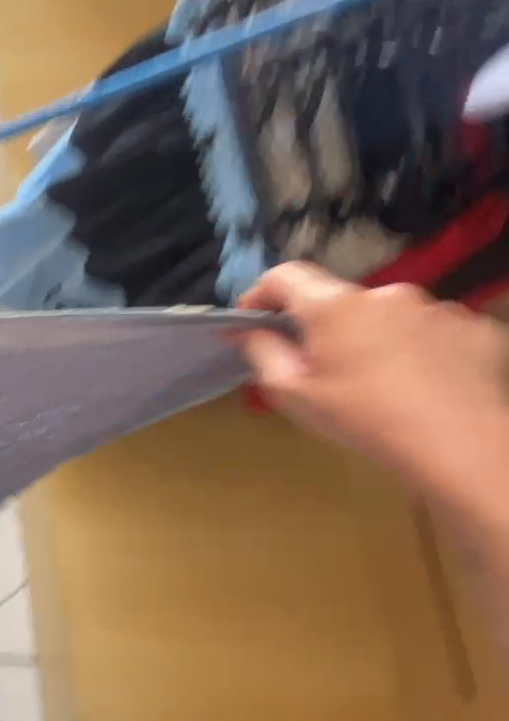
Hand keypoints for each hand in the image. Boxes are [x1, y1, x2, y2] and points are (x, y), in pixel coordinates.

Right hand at [237, 262, 508, 490]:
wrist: (461, 446)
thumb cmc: (360, 416)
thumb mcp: (287, 389)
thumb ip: (258, 349)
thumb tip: (242, 329)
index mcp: (334, 305)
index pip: (285, 275)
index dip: (260, 295)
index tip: (254, 325)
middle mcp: (388, 294)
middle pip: (337, 297)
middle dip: (319, 322)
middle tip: (315, 362)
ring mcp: (439, 309)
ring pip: (384, 312)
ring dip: (368, 331)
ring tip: (370, 372)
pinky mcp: (478, 328)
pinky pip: (429, 326)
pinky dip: (413, 342)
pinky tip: (415, 376)